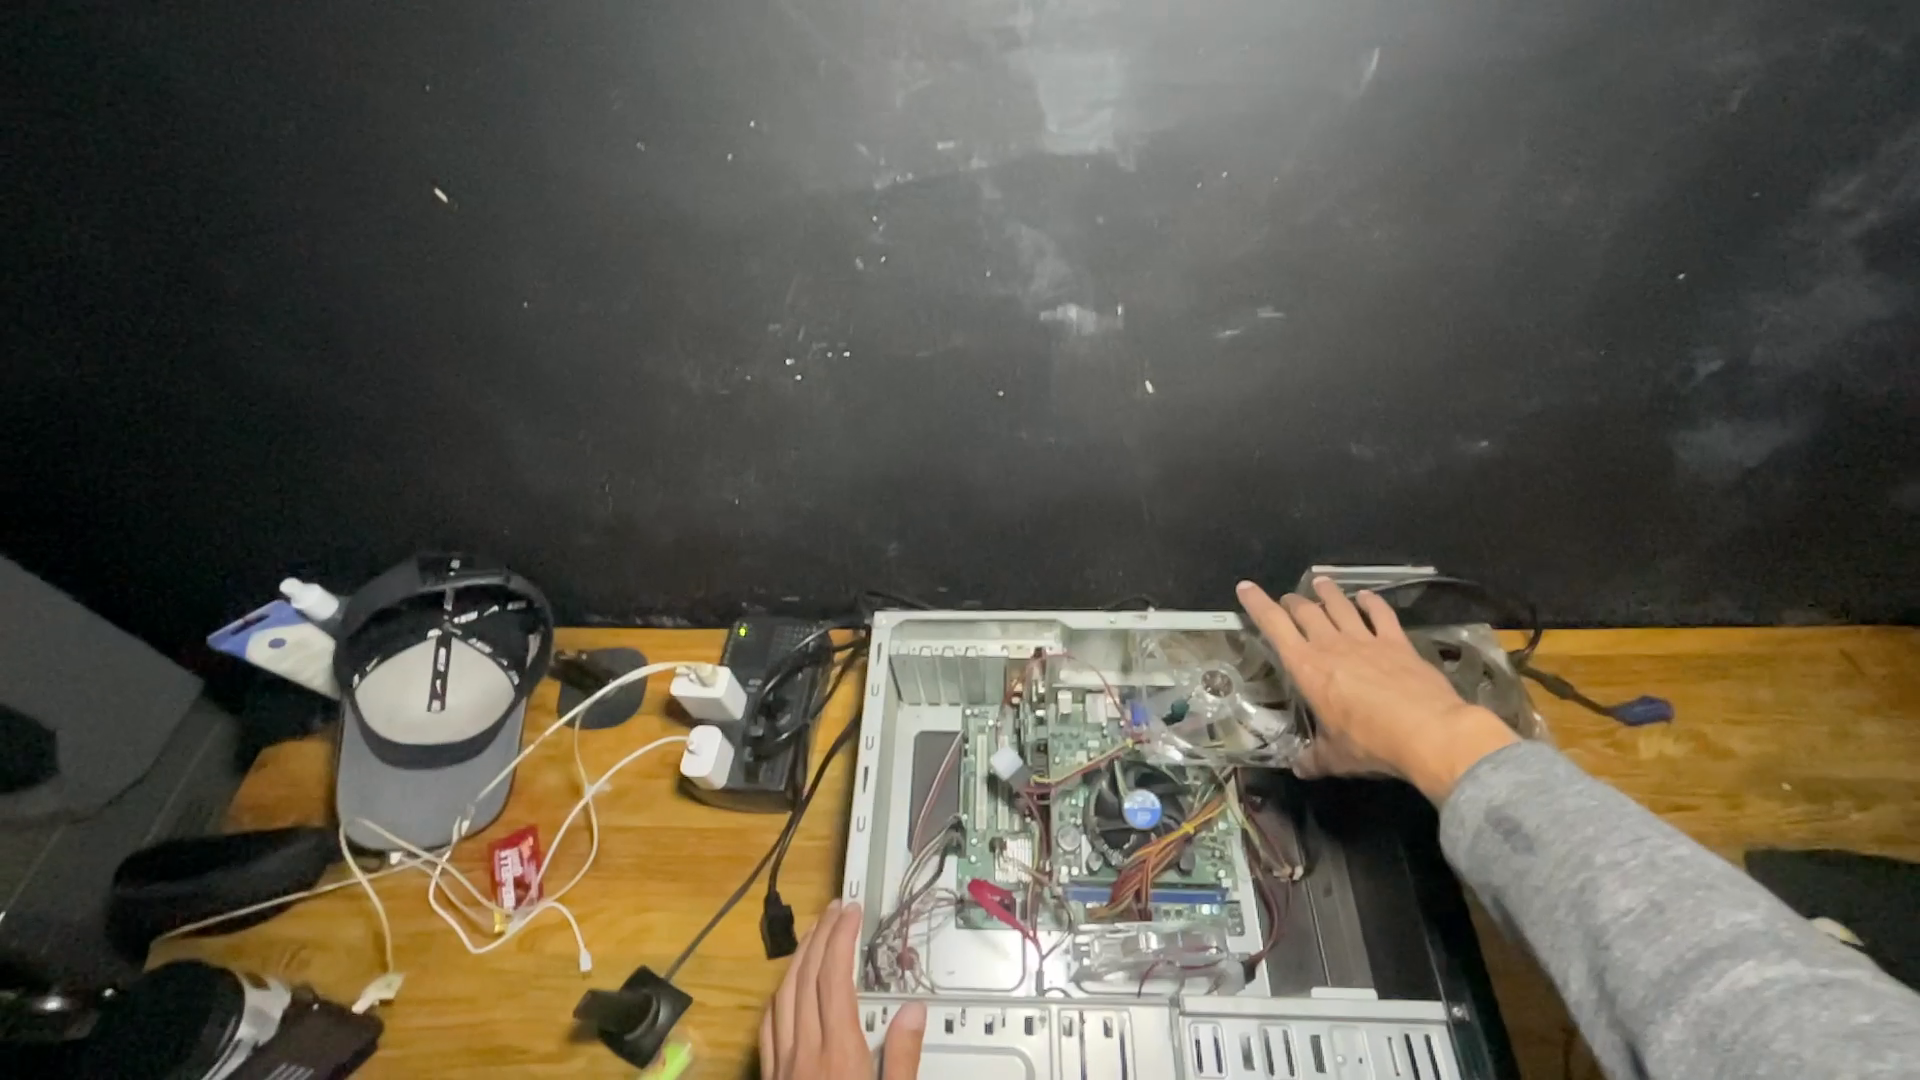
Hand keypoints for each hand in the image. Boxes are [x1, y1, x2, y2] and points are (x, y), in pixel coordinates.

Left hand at [761, 900, 924, 1079]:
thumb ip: (903, 1058)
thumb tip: (914, 1009)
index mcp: (839, 1054)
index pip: (835, 979)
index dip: (841, 937)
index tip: (852, 911)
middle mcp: (806, 1051)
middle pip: (807, 978)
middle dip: (821, 935)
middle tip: (835, 908)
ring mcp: (783, 1064)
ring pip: (783, 996)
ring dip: (799, 956)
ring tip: (812, 932)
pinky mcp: (770, 1077)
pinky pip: (767, 1026)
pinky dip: (778, 994)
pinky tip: (786, 984)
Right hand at [1236, 577, 1517, 800]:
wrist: (1429, 733)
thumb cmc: (1370, 743)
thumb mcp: (1334, 757)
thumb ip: (1314, 758)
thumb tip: (1299, 768)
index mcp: (1307, 667)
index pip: (1274, 626)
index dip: (1257, 604)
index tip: (1246, 588)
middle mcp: (1331, 645)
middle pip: (1306, 611)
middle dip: (1292, 601)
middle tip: (1286, 599)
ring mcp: (1366, 641)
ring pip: (1340, 606)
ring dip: (1327, 593)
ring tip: (1319, 582)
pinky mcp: (1397, 643)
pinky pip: (1381, 615)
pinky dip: (1371, 602)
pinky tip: (1366, 597)